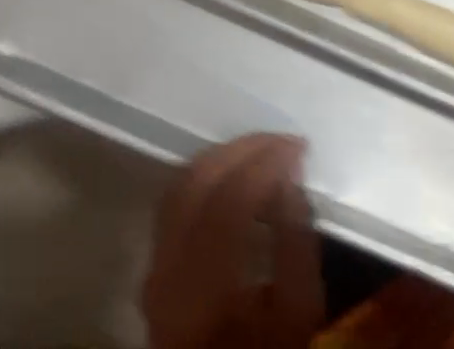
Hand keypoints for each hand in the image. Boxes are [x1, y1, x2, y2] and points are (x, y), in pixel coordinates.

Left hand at [143, 134, 322, 348]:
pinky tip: (237, 176)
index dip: (265, 163)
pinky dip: (208, 177)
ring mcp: (153, 267)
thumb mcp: (299, 312)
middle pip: (195, 184)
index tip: (299, 146)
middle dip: (243, 150)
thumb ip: (297, 245)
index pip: (229, 200)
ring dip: (223, 158)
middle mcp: (166, 271)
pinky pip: (175, 201)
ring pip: (179, 186)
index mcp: (205, 288)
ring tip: (264, 152)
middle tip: (283, 141)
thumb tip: (290, 181)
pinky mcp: (154, 265)